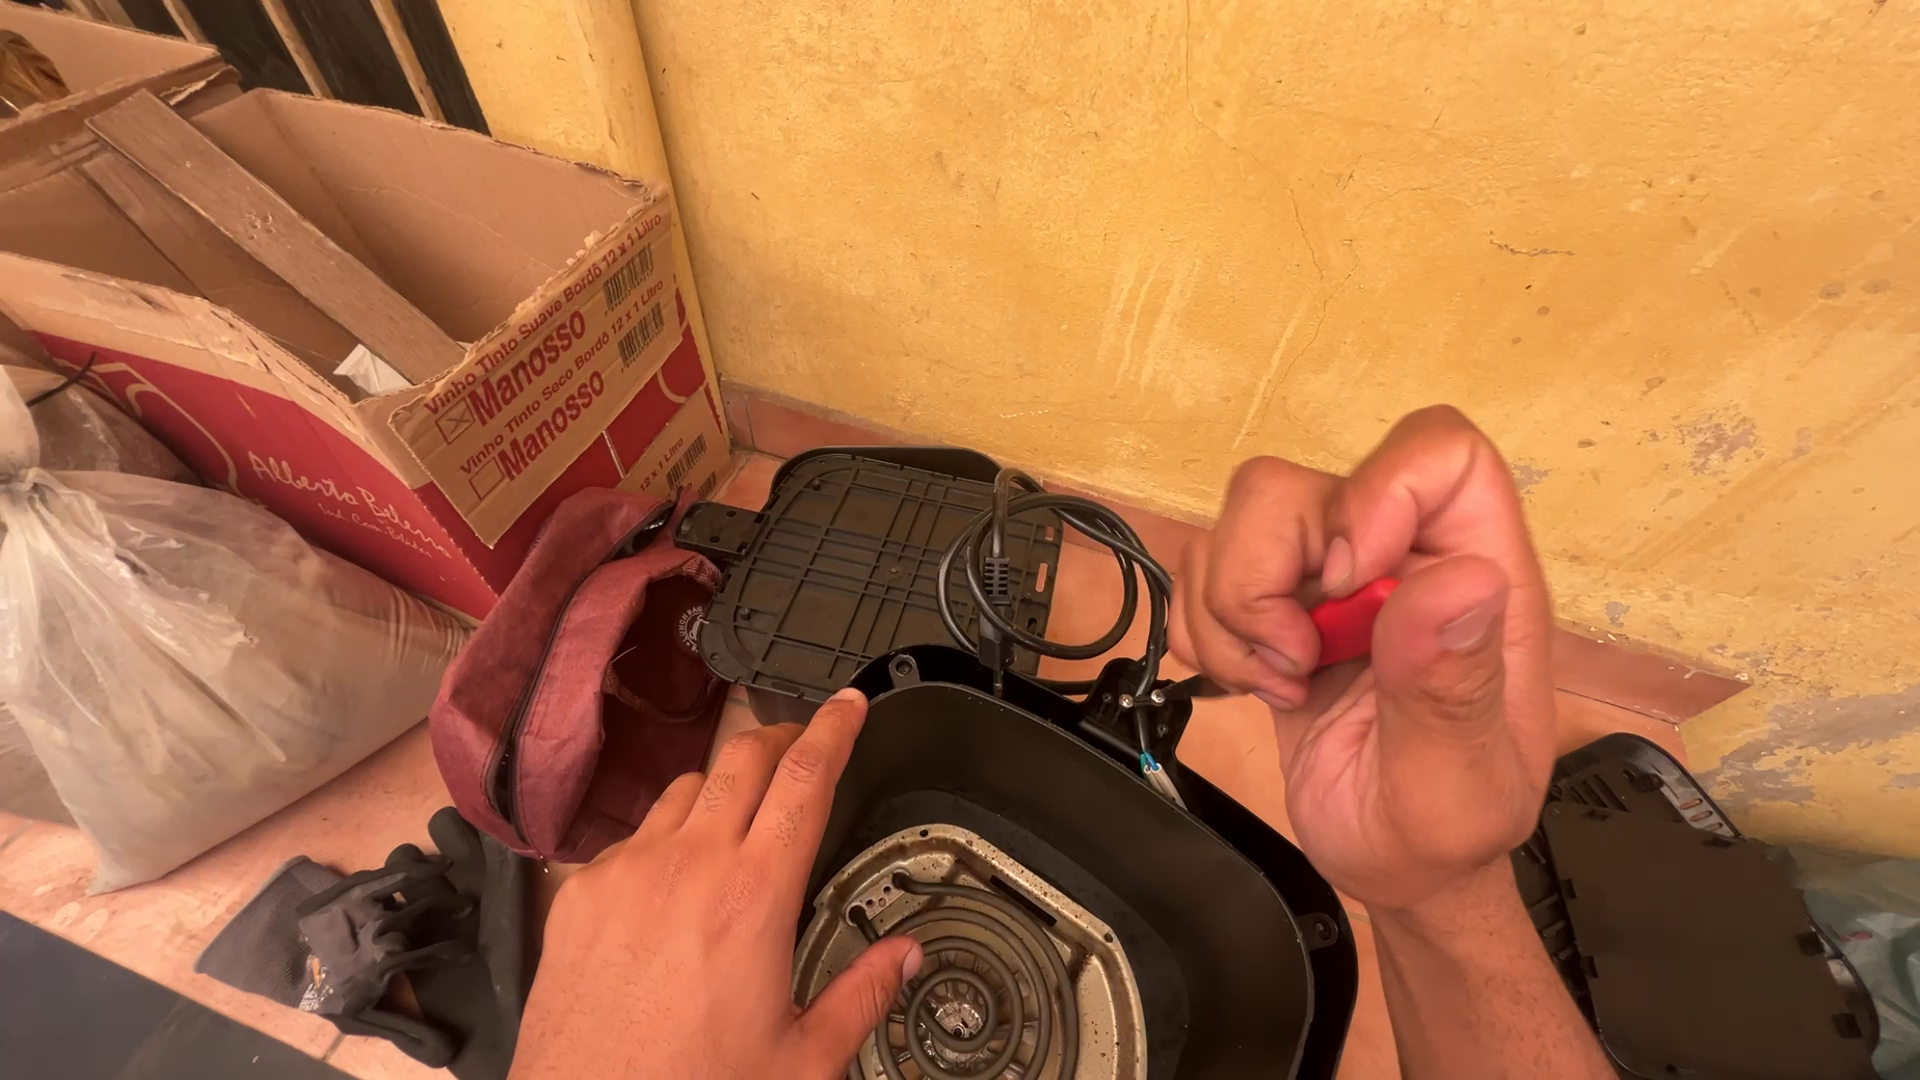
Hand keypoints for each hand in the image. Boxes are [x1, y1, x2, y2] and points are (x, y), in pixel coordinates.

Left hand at [509, 689, 922, 1079]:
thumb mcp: (800, 1060)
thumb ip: (863, 994)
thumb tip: (909, 955)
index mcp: (755, 896)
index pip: (806, 778)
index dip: (835, 728)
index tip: (851, 702)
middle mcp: (690, 865)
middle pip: (747, 754)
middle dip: (784, 736)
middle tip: (804, 749)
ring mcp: (628, 871)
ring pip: (691, 784)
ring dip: (727, 785)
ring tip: (740, 821)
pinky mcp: (581, 891)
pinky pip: (637, 833)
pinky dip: (668, 836)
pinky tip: (673, 882)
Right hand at [1170, 406, 1556, 912]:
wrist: (1381, 855)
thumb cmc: (1435, 826)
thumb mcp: (1457, 780)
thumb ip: (1453, 686)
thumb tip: (1463, 576)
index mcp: (1469, 574)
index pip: (1436, 458)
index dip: (1376, 492)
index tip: (1342, 584)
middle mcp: (1387, 555)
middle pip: (1287, 489)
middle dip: (1258, 584)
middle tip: (1290, 662)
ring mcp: (1315, 575)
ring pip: (1228, 528)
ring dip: (1225, 619)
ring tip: (1274, 684)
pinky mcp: (1261, 602)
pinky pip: (1194, 573)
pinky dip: (1200, 633)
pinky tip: (1248, 680)